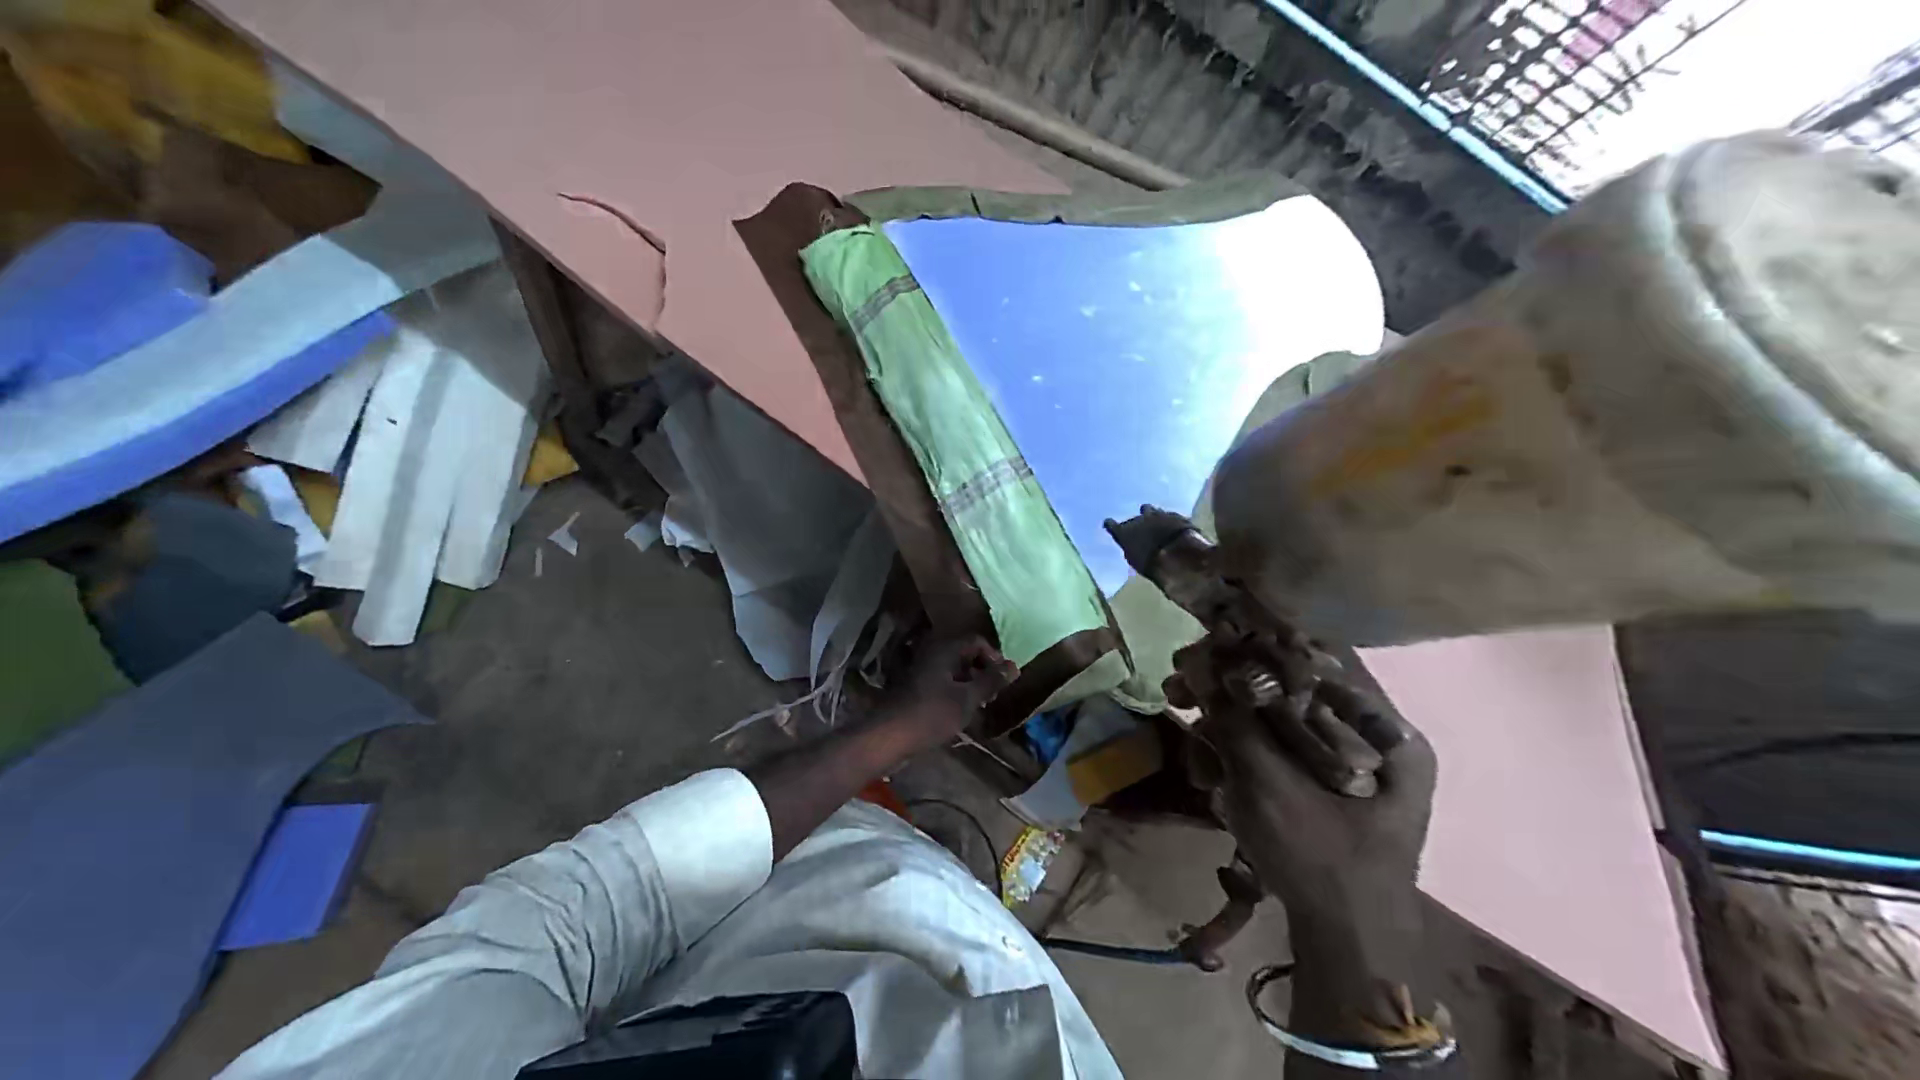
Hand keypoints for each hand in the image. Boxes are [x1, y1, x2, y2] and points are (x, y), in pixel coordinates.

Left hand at [882, 636, 1018, 754]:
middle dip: (983, 672)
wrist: (890, 736)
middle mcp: (933, 654)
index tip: (1003, 680)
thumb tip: (1014, 666)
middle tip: (993, 694)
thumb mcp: (968, 698)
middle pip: (965, 655)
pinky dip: (956, 693)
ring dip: (970, 684)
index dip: (994, 657)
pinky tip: (961, 712)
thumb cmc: (932, 714)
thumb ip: (991, 681)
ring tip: (981, 705)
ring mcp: (923, 672)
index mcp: (945, 649)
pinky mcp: (917, 689)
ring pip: (954, 671)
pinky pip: (943, 684)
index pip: (977, 641)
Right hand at [1170, 637, 1436, 1041]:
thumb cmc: (1320, 861)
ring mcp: (1350, 764)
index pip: (1317, 658)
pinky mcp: (1324, 786)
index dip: (1257, 647)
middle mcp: (1374, 736)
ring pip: (1277, 721)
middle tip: (1180, 690)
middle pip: (1291, 689)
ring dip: (1227, 728)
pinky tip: (1212, 775)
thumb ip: (1234, 721)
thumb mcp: (1270, 786)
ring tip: (1195, 752)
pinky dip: (1241, 756)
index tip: (1205, 649)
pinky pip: (1277, 752)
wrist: (1348, 947)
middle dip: (1229, 694)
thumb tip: (1197, 662)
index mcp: (1386, 729)